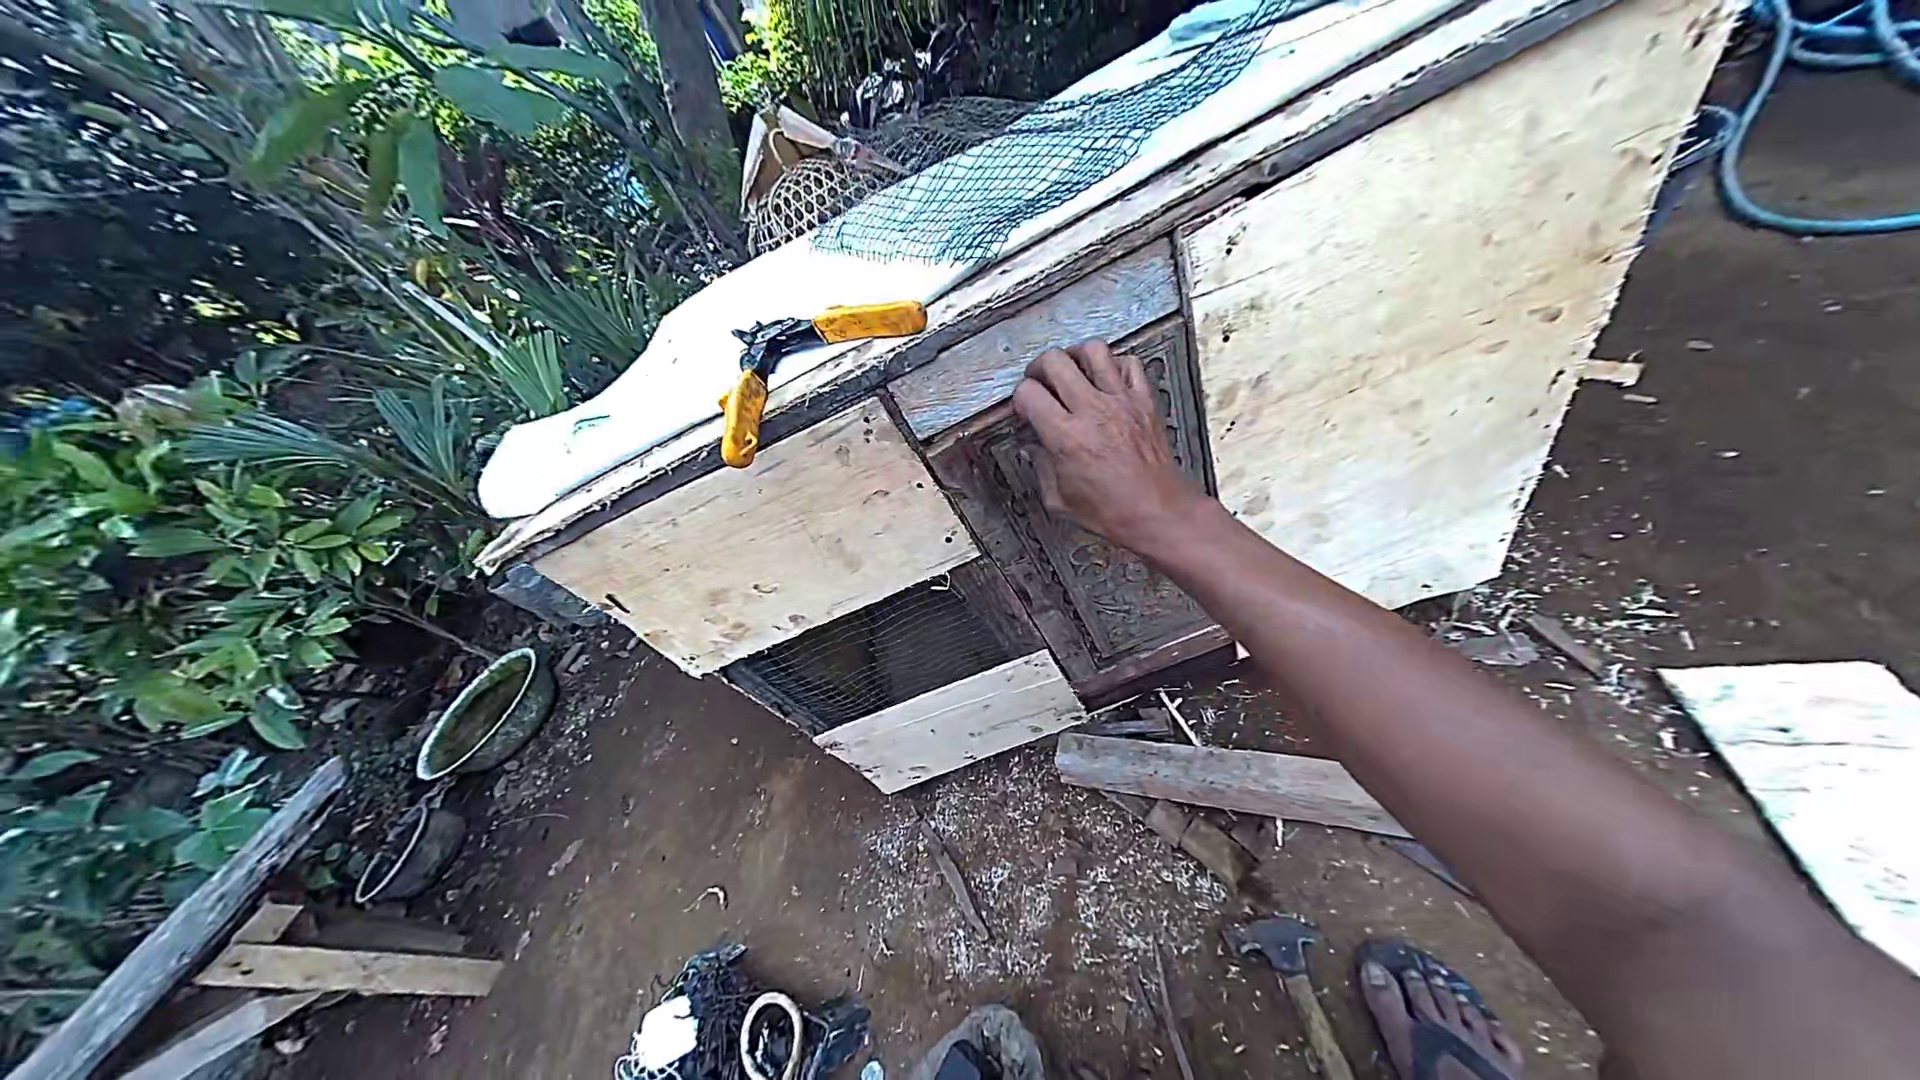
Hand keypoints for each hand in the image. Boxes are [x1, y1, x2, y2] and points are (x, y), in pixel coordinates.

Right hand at [1011, 340, 1210, 553]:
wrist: (1158, 512)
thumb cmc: (1115, 511)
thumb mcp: (1059, 500)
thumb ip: (1041, 468)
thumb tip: (1035, 450)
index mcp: (1066, 437)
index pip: (1029, 393)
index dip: (1020, 398)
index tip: (1023, 408)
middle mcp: (1093, 412)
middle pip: (1055, 361)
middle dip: (1039, 368)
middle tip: (1040, 381)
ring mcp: (1121, 402)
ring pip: (1093, 351)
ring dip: (1075, 356)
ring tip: (1071, 370)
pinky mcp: (1144, 402)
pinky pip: (1129, 363)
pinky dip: (1114, 365)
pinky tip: (1106, 379)